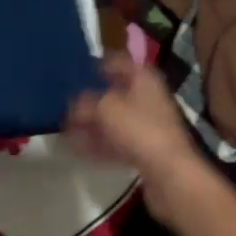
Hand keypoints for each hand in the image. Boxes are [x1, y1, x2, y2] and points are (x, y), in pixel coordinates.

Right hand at [64, 52, 206, 215]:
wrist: (170, 174)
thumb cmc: (139, 129)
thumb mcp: (105, 108)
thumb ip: (84, 103)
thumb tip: (72, 105)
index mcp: (143, 77)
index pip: (117, 61)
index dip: (96, 64)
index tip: (75, 70)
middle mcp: (147, 96)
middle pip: (114, 92)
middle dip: (90, 99)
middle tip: (65, 104)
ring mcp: (148, 125)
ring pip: (114, 119)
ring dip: (91, 124)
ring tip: (65, 129)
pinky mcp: (145, 150)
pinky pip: (116, 141)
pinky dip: (98, 143)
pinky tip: (77, 148)